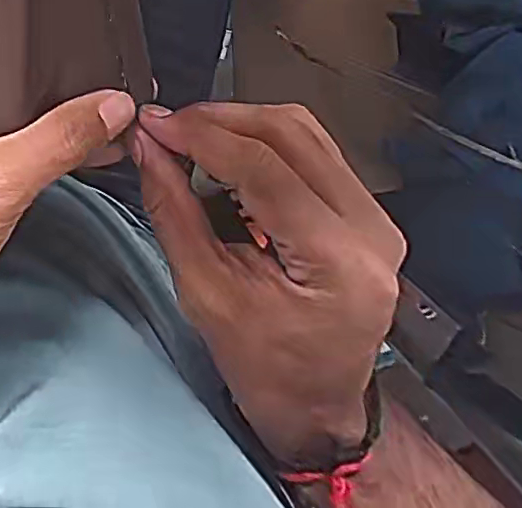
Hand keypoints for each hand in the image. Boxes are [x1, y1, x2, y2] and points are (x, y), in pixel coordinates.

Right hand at [134, 103, 405, 466]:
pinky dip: (257, 138)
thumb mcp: (203, 291)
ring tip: (191, 139)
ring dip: (236, 122)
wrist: (316, 402)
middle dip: (216, 120)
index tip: (155, 125)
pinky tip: (224, 154)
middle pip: (287, 132)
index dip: (200, 136)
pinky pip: (308, 145)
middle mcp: (370, 229)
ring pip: (299, 127)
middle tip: (167, 128)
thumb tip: (147, 147)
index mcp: (339, 262)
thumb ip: (172, 209)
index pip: (263, 167)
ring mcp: (374, 214)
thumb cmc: (266, 366)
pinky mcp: (363, 206)